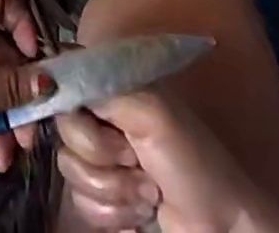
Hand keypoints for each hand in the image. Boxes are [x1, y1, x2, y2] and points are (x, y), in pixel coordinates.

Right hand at [57, 89, 270, 232]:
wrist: (222, 230)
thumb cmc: (193, 163)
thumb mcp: (150, 113)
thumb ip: (102, 87)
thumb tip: (56, 63)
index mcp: (115, 84)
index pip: (64, 76)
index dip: (62, 99)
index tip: (84, 119)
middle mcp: (105, 115)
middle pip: (64, 129)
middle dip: (99, 154)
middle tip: (135, 158)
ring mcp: (104, 157)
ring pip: (70, 169)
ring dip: (110, 188)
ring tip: (147, 190)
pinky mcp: (105, 195)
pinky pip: (80, 201)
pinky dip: (110, 212)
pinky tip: (140, 211)